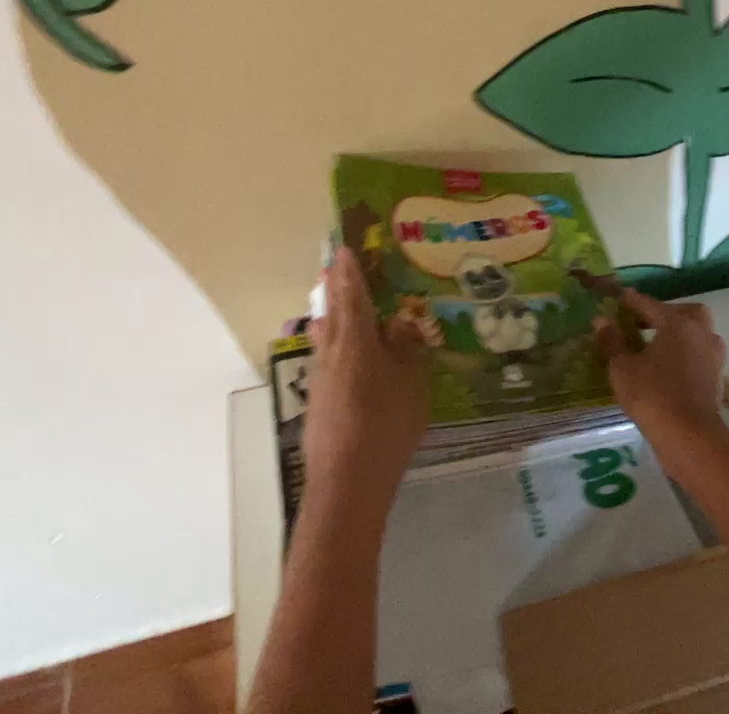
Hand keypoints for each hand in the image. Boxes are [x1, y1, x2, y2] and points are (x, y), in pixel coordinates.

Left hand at [302, 249, 430, 502]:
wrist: (347, 480)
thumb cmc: (386, 424)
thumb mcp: (410, 383)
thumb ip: (405, 348)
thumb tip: (399, 320)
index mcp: (356, 341)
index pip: (352, 296)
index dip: (350, 272)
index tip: (344, 249)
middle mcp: (332, 353)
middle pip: (330, 312)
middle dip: (333, 289)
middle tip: (334, 268)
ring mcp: (320, 379)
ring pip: (323, 337)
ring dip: (328, 317)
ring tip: (334, 307)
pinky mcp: (318, 402)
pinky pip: (325, 360)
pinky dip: (332, 346)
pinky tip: (342, 357)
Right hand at [595, 289, 727, 473]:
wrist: (689, 436)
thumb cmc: (652, 396)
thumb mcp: (623, 368)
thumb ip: (612, 342)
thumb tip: (600, 321)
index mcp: (677, 324)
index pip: (651, 304)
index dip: (633, 300)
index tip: (620, 296)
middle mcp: (700, 333)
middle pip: (686, 312)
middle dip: (666, 312)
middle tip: (644, 321)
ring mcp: (713, 356)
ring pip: (698, 333)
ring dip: (679, 333)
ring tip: (656, 345)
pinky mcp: (716, 377)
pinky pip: (700, 354)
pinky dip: (686, 353)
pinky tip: (669, 367)